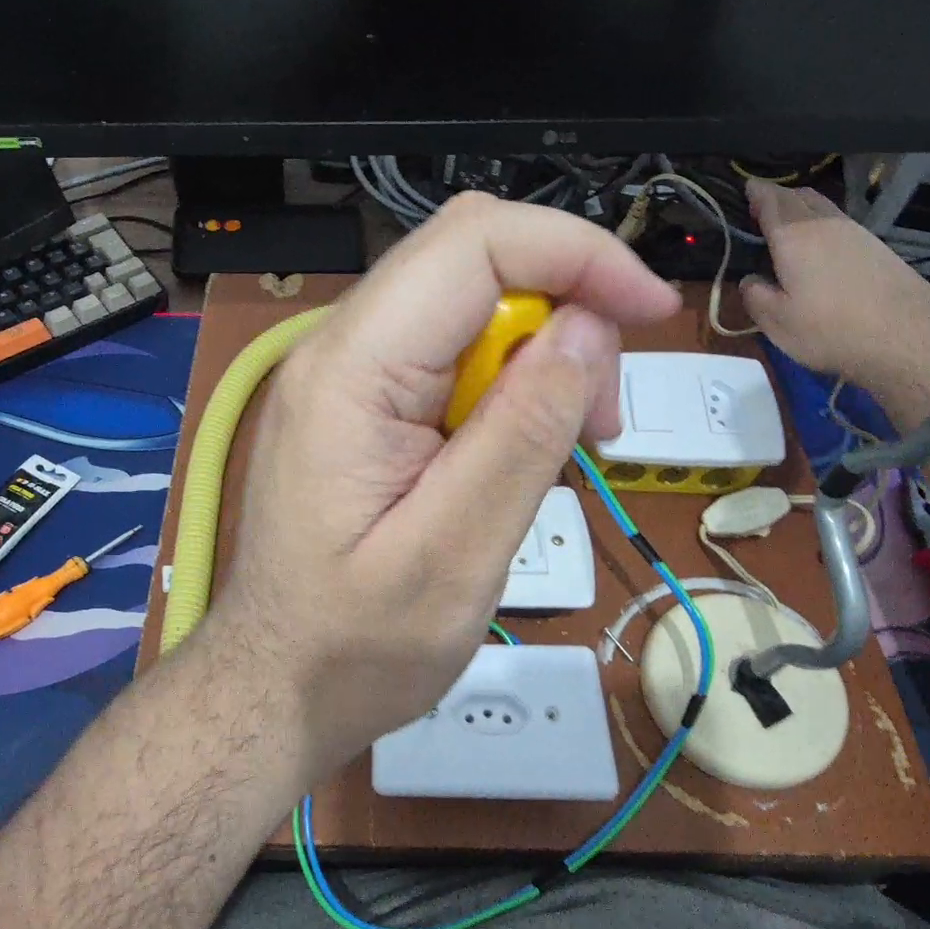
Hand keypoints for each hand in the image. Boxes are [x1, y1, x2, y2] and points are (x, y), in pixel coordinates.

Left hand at [208, 193, 680, 783]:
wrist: (275, 685)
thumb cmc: (355, 648)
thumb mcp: (455, 556)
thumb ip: (522, 435)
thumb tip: (588, 328)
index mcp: (350, 371)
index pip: (474, 242)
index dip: (579, 252)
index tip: (654, 314)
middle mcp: (337, 351)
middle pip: (471, 261)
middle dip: (564, 306)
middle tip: (599, 417)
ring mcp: (341, 377)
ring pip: (466, 307)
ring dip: (537, 355)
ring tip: (564, 448)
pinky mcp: (356, 408)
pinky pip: (446, 358)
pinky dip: (503, 388)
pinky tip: (511, 455)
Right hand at [738, 179, 929, 399]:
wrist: (905, 338)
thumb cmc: (830, 330)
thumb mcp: (777, 323)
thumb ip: (755, 296)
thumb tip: (750, 280)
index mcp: (795, 238)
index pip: (772, 201)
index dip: (757, 192)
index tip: (746, 187)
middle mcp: (827, 225)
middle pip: (800, 197)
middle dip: (778, 197)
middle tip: (760, 209)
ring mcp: (857, 234)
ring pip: (823, 208)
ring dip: (801, 210)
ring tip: (785, 228)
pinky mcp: (877, 248)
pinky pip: (840, 224)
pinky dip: (821, 225)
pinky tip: (816, 248)